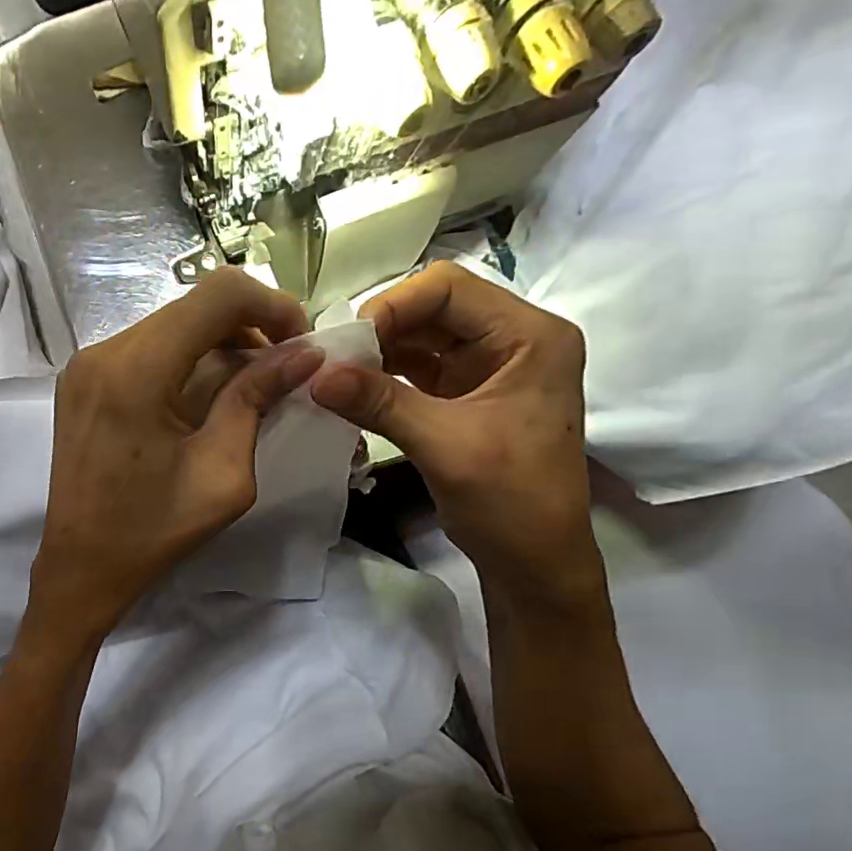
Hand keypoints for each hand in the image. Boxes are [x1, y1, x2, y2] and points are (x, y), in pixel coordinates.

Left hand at [32, 269, 323, 636]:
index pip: (218, 294)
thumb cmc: (154, 532)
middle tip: (283, 370)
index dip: (272, 307)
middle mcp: (104, 351)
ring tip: (251, 386)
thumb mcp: (223, 474)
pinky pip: (148, 347)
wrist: (81, 566)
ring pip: (172, 323)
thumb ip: (256, 401)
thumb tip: (305, 355)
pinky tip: (207, 396)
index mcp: (137, 371)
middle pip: (194, 305)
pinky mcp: (84, 379)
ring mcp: (87, 363)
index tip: (300, 347)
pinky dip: (188, 358)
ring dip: (220, 343)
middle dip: (250, 326)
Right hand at [310, 262, 601, 601]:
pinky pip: (419, 370)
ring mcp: (489, 367)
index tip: (350, 344)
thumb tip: (317, 376)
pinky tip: (353, 390)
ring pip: (422, 338)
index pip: (451, 289)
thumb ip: (381, 404)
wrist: (534, 560)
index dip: (395, 306)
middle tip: (335, 361)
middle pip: (434, 309)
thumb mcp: (445, 446)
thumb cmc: (510, 501)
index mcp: (530, 337)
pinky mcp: (466, 394)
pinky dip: (386, 377)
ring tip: (337, 376)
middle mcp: (512, 340)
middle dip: (382, 331)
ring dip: (379, 354)